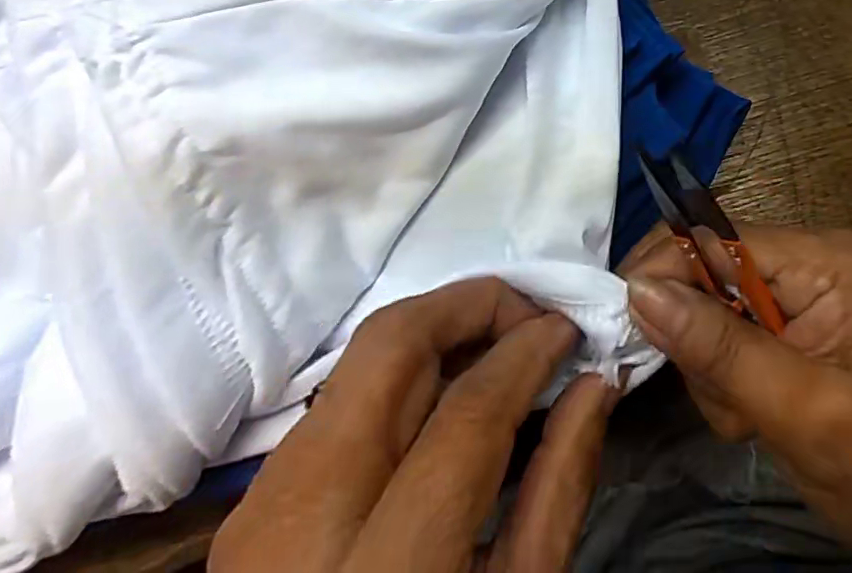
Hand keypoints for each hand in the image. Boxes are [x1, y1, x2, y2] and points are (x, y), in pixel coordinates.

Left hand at [211, 278, 618, 572]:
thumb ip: (560, 482)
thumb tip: (596, 379)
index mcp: (386, 571)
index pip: (464, 414)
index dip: (528, 352)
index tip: (569, 330)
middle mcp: (302, 522)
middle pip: (390, 346)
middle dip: (477, 304)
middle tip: (535, 319)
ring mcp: (262, 507)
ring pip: (361, 356)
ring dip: (445, 327)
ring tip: (504, 349)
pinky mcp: (254, 501)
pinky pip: (344, 393)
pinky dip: (412, 366)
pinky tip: (454, 391)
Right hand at [623, 225, 851, 571]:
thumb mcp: (803, 411)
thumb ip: (722, 350)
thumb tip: (640, 291)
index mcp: (830, 260)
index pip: (726, 239)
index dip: (668, 268)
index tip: (619, 316)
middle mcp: (813, 261)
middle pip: (711, 272)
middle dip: (703, 342)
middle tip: (730, 403)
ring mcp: (800, 294)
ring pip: (709, 312)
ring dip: (714, 373)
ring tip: (753, 419)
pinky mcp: (787, 328)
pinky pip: (724, 340)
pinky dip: (724, 384)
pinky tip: (757, 418)